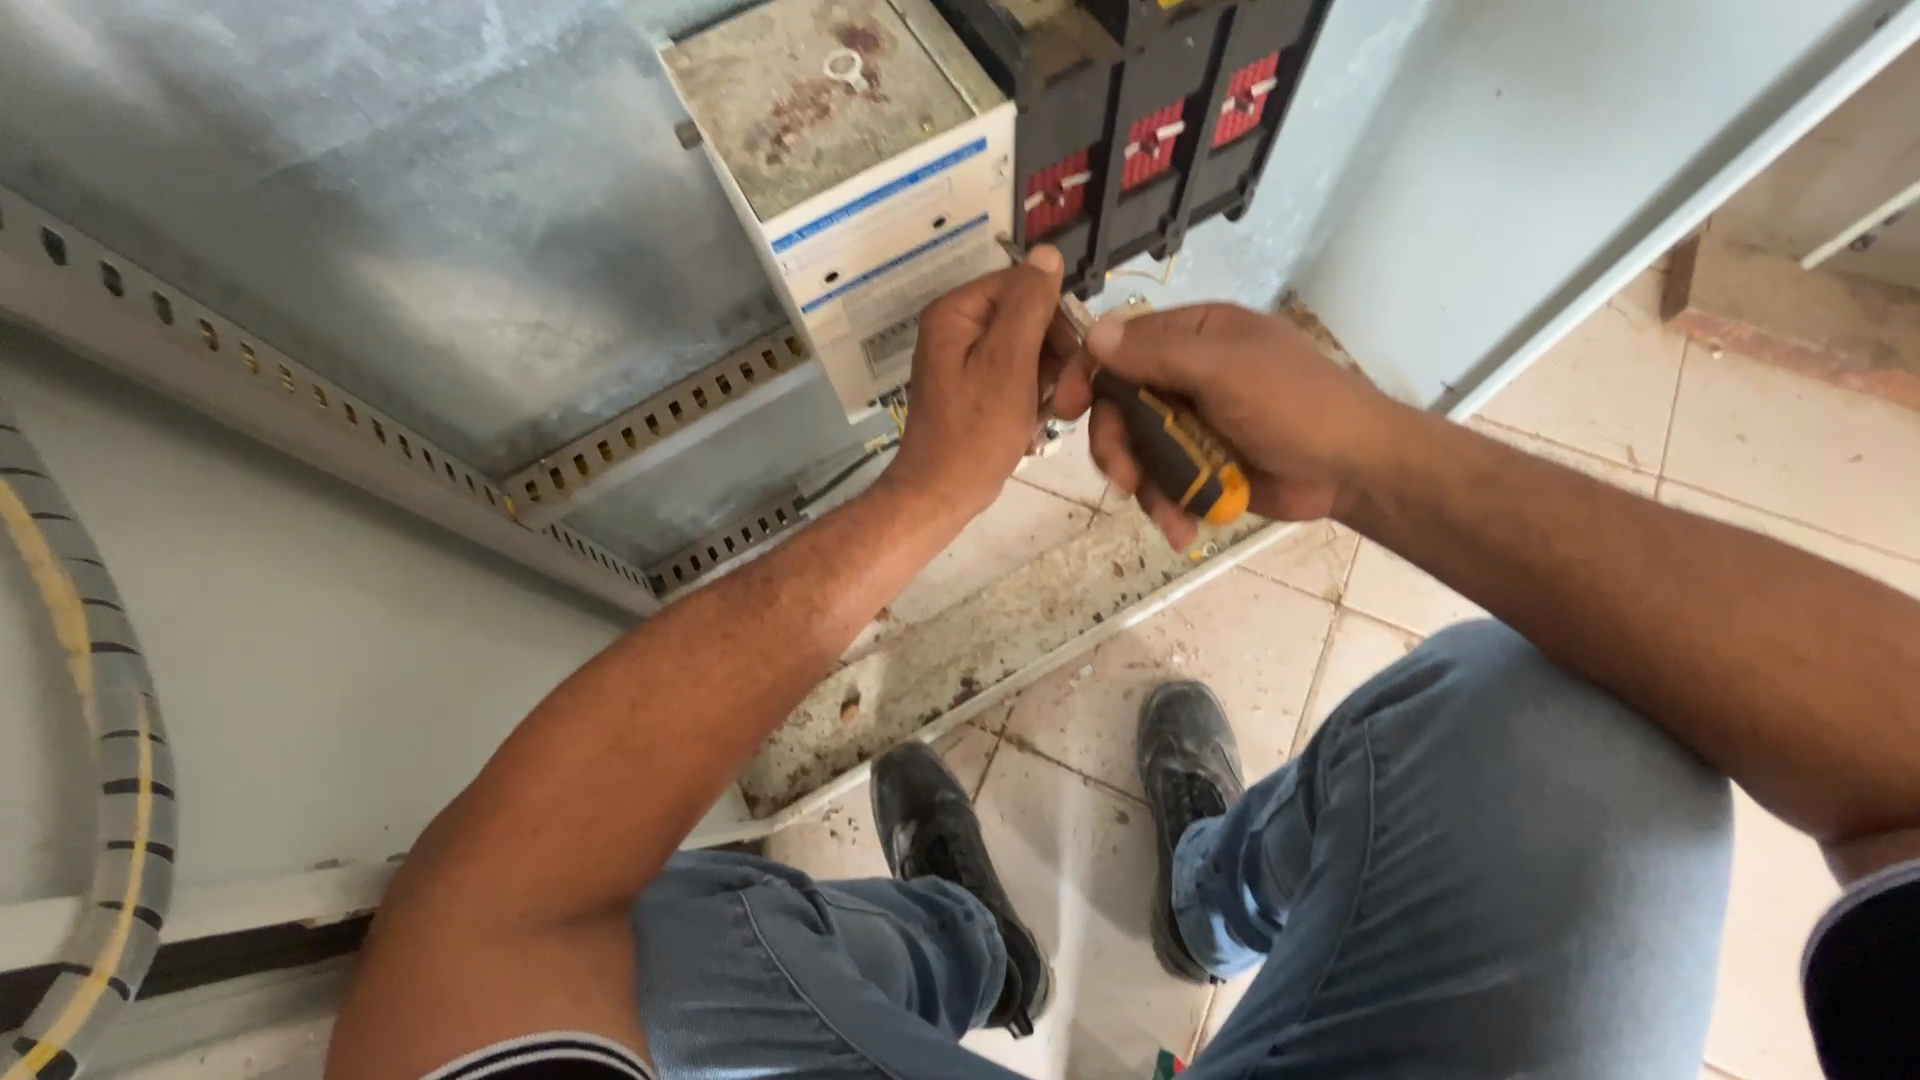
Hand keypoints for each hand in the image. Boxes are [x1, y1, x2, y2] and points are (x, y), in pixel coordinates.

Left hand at [882, 245, 1065, 520]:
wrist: (943, 493)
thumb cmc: (975, 433)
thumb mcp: (1008, 364)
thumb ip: (1029, 305)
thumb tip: (1047, 253)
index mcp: (957, 312)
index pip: (1024, 285)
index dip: (1057, 319)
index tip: (1075, 360)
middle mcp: (957, 327)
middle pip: (1029, 316)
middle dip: (1055, 354)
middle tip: (1069, 397)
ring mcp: (966, 358)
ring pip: (1030, 348)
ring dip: (1051, 379)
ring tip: (1054, 413)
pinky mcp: (977, 386)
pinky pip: (1019, 374)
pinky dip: (1035, 395)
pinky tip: (1038, 419)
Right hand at [1051, 303, 1404, 548]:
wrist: (1353, 469)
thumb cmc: (1297, 405)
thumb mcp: (1225, 370)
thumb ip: (1157, 355)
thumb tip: (1094, 334)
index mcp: (1193, 338)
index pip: (1120, 347)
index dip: (1087, 374)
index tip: (1065, 409)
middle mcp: (1184, 376)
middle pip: (1118, 407)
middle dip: (1116, 447)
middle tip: (1125, 480)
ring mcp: (1190, 425)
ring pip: (1134, 452)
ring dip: (1143, 488)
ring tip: (1167, 515)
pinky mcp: (1198, 467)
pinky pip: (1160, 484)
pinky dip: (1166, 507)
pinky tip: (1181, 527)